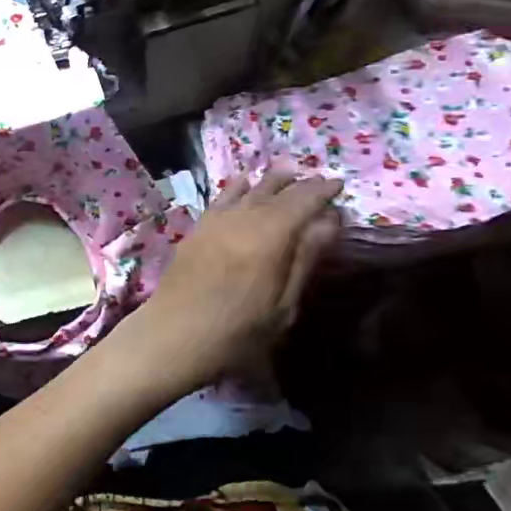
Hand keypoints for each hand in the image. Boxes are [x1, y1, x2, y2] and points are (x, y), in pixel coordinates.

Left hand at [123, 170, 342, 398]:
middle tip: (317, 181)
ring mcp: (215, 221)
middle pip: (275, 192)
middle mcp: (242, 218)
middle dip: (299, 184)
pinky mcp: (196, 229)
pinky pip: (221, 199)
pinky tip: (243, 183)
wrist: (171, 336)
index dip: (322, 190)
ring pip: (247, 190)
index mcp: (270, 236)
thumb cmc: (236, 333)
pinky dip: (237, 188)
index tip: (339, 183)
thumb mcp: (283, 305)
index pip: (303, 200)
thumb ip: (305, 258)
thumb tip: (328, 220)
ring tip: (287, 173)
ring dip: (270, 181)